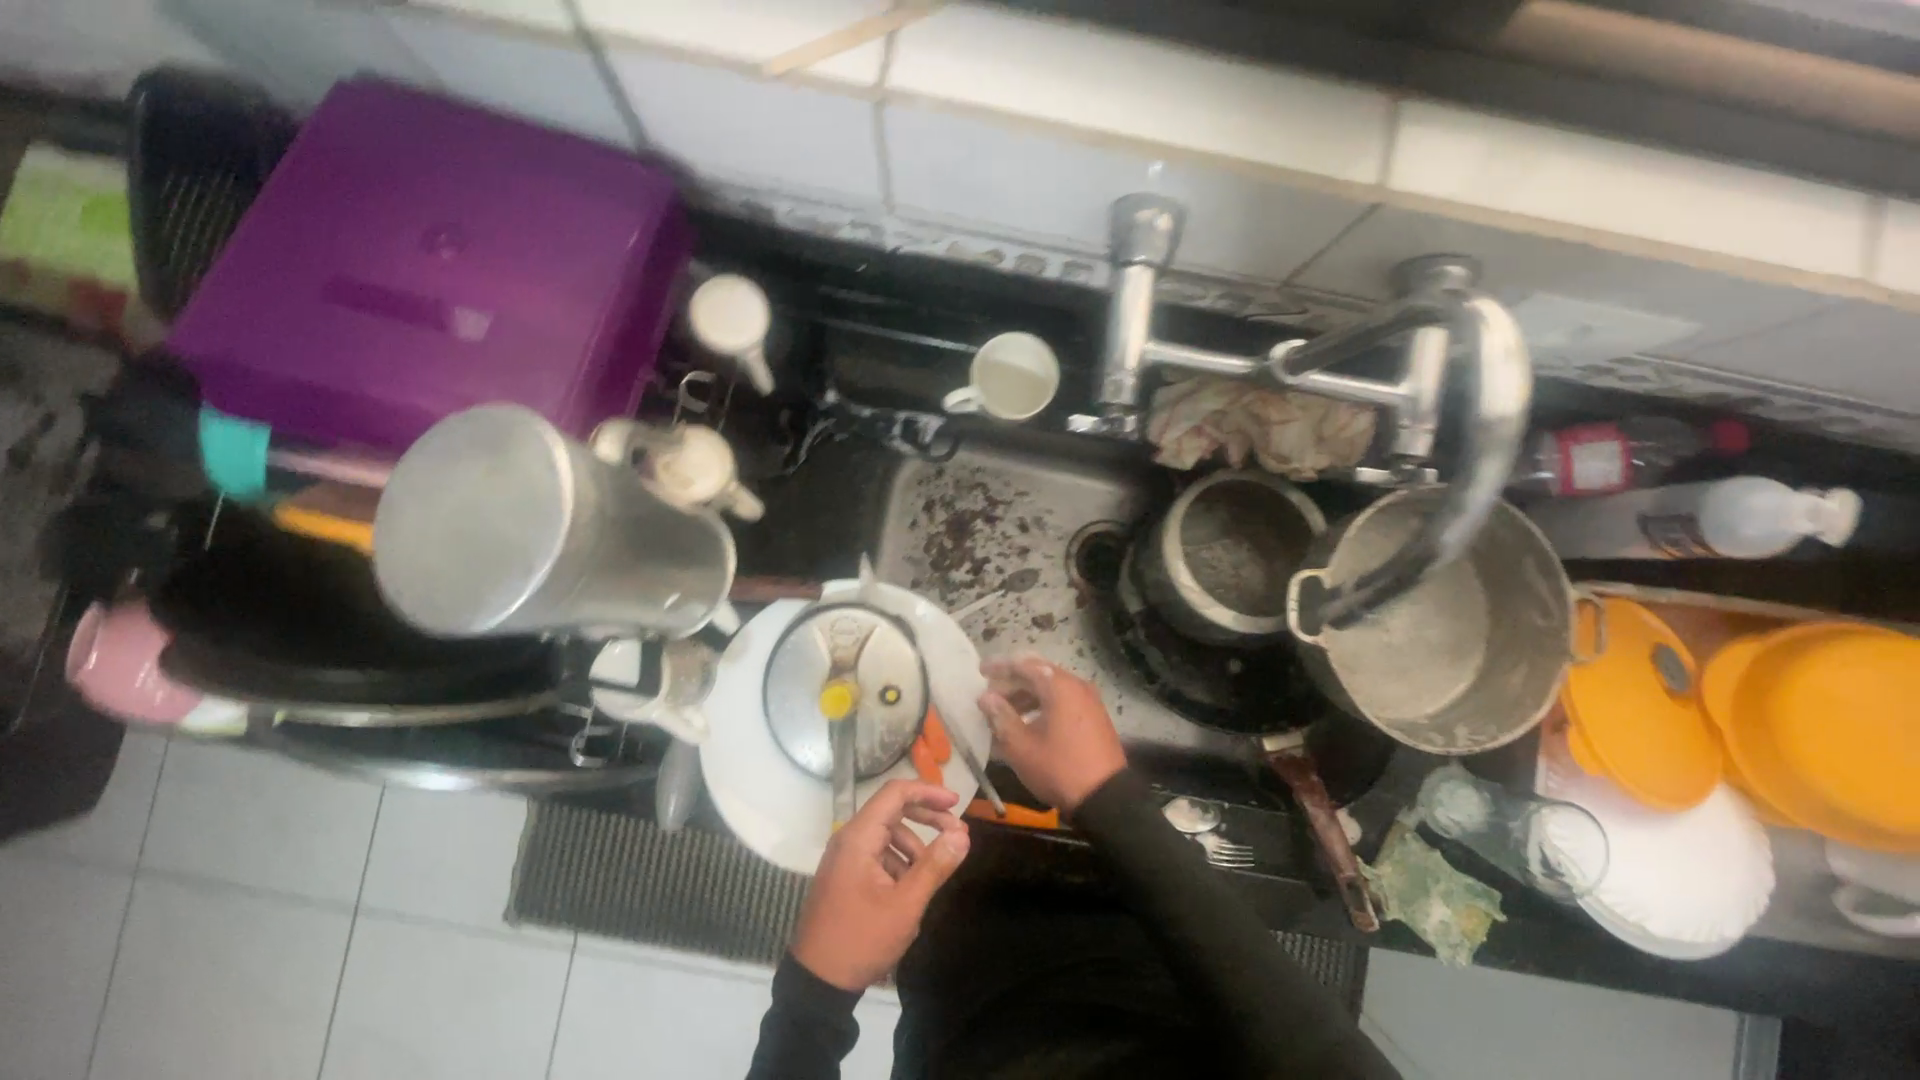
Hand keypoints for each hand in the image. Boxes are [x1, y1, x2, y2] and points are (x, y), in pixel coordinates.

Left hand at [791, 780, 970, 990]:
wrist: (818, 980)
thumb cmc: (862, 939)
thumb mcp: (906, 905)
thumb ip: (935, 865)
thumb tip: (962, 834)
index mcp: (859, 837)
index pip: (895, 794)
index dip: (928, 792)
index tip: (957, 804)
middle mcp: (849, 839)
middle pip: (892, 811)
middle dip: (927, 819)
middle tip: (957, 834)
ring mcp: (845, 858)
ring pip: (887, 836)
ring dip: (914, 847)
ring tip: (932, 876)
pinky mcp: (846, 876)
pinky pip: (878, 856)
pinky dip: (899, 864)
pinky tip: (911, 892)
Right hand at [978, 654, 1126, 813]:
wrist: (1105, 798)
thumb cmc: (1058, 768)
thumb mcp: (1021, 746)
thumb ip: (1000, 717)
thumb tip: (986, 698)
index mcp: (1059, 686)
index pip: (1024, 664)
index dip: (1000, 666)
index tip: (981, 672)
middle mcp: (1077, 686)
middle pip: (1039, 674)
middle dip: (1012, 681)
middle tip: (990, 694)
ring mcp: (1089, 701)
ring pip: (1052, 688)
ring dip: (1026, 695)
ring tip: (1005, 711)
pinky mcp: (1094, 716)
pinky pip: (1063, 701)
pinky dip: (1043, 705)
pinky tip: (1028, 723)